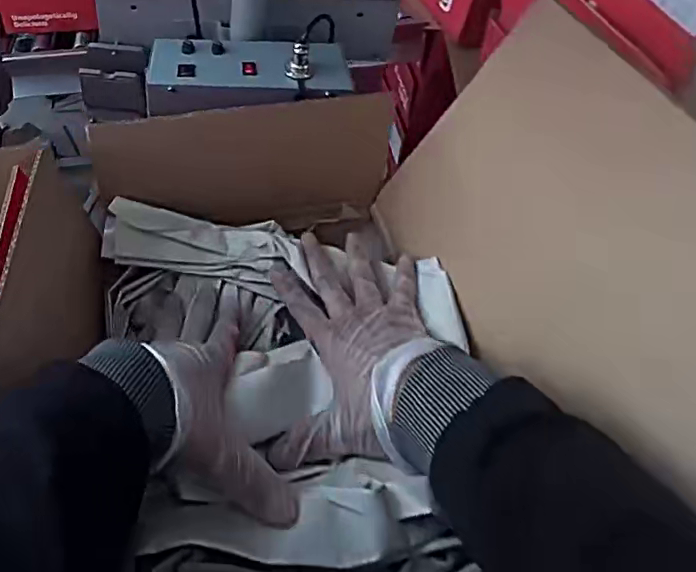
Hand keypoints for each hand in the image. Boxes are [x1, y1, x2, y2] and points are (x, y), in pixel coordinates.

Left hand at [146, 284, 299, 526]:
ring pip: (163, 323)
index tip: (237, 300)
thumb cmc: (184, 422)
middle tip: (206, 289)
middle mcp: (181, 352)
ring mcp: (150, 351)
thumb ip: (254, 481)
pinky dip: (133, 330)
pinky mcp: (124, 358)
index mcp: (209, 366)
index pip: (225, 340)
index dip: (232, 323)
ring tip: (169, 294)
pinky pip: (131, 339)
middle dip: (203, 306)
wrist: (134, 409)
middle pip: (195, 323)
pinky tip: (129, 326)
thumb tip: (291, 513)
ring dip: (168, 310)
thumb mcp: (224, 455)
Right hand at [268, 232, 438, 469]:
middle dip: (315, 260)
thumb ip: (307, 440)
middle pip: (328, 283)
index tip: (275, 268)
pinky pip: (405, 291)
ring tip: (352, 236)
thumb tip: (275, 459)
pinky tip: (407, 258)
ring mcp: (379, 314)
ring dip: (356, 257)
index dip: (287, 288)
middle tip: (306, 237)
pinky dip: (406, 274)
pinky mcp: (407, 316)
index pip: (302, 309)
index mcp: (331, 341)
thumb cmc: (377, 413)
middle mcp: (351, 320)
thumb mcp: (337, 429)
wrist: (421, 403)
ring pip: (363, 278)